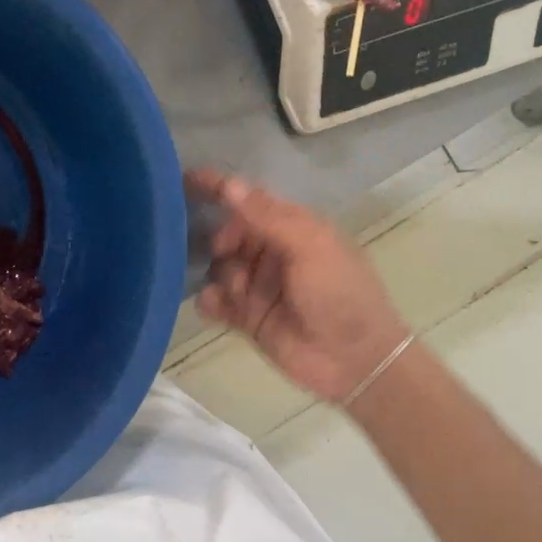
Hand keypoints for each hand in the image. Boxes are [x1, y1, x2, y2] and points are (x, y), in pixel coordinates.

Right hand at [188, 170, 408, 402]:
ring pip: (220, 268)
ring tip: (235, 291)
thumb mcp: (310, 247)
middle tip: (224, 252)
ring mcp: (259, 286)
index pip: (250, 200)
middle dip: (221, 240)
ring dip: (220, 274)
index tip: (185, 178)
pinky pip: (217, 302)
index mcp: (293, 228)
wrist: (356, 362)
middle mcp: (272, 253)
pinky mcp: (249, 317)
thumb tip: (229, 185)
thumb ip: (267, 216)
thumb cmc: (340, 294)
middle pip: (229, 233)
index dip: (219, 188)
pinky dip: (211, 300)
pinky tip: (215, 305)